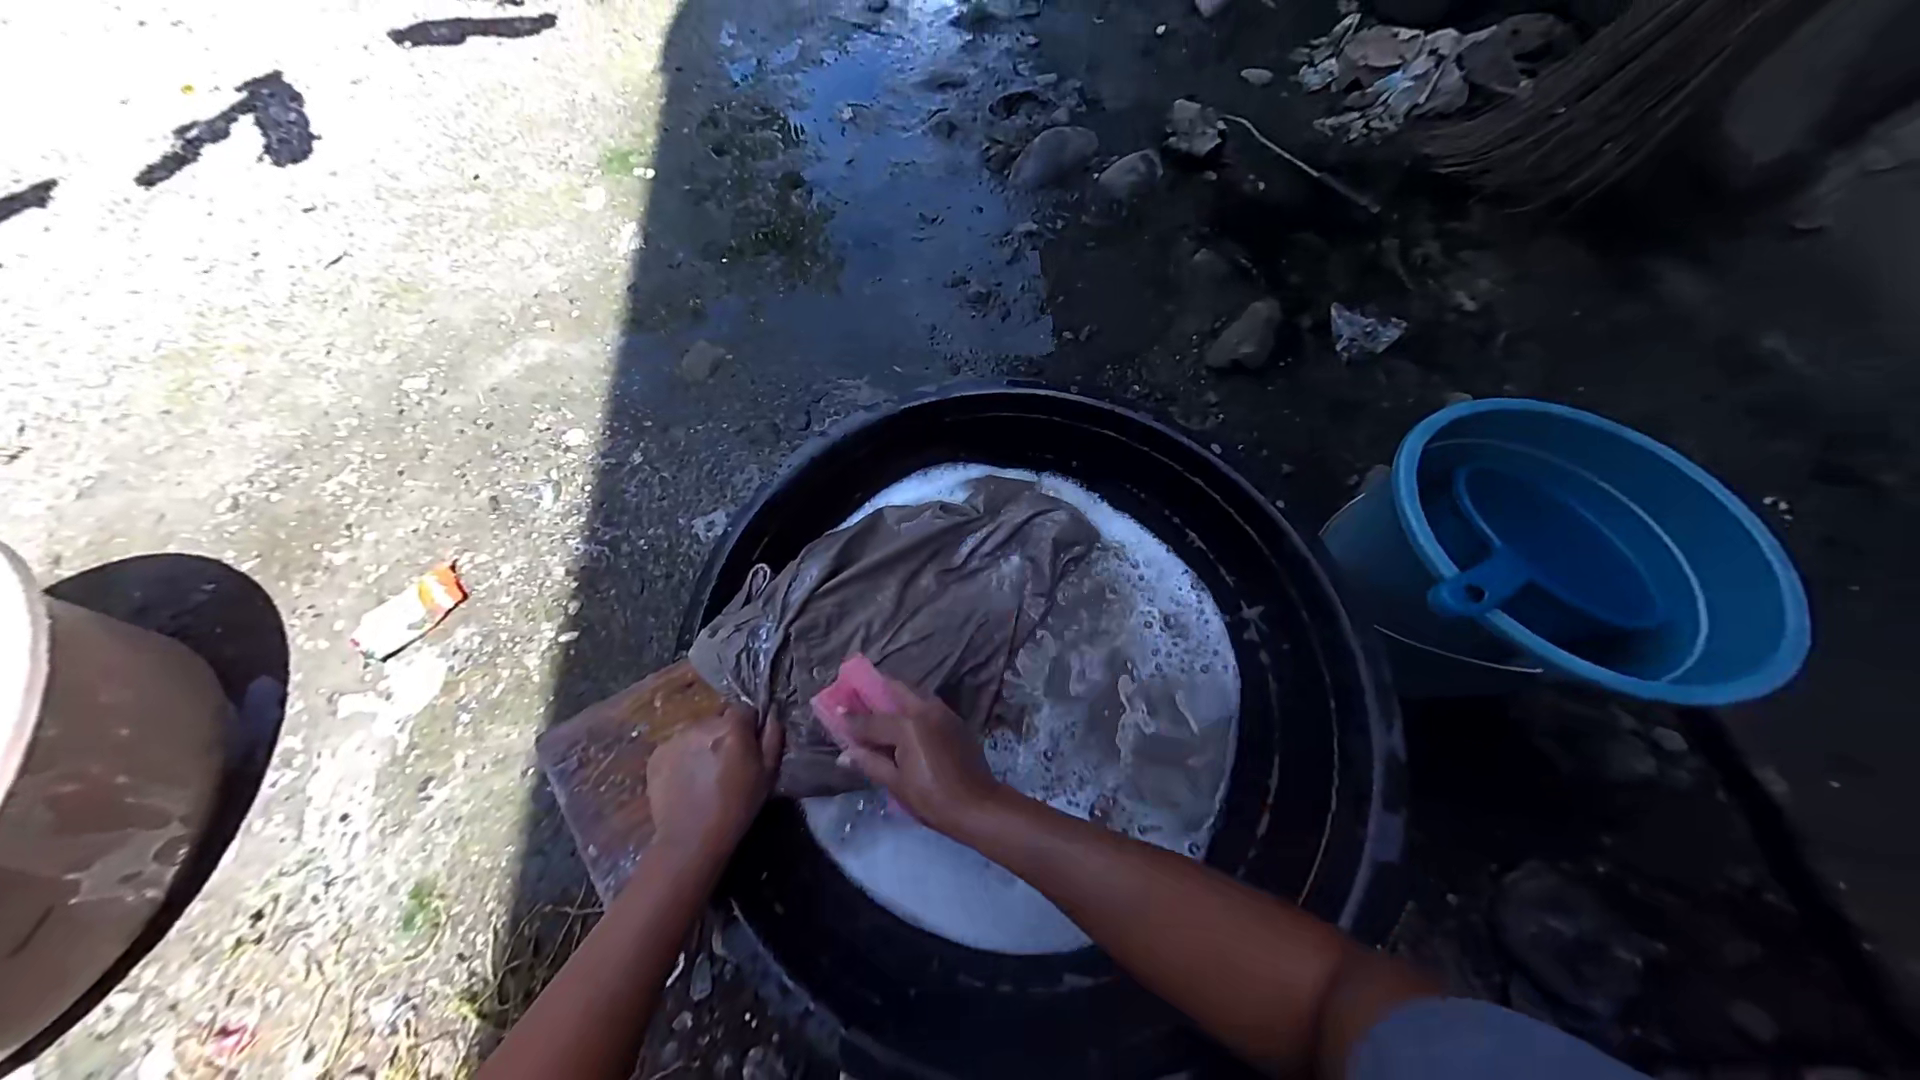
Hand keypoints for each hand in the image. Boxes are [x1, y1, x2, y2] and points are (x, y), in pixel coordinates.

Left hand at [647, 704, 781, 854]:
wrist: (691, 838)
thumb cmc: (737, 806)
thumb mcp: (768, 773)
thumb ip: (773, 737)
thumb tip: (771, 714)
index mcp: (732, 727)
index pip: (744, 710)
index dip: (749, 728)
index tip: (748, 748)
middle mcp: (702, 725)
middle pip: (718, 720)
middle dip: (724, 734)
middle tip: (726, 763)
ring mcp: (676, 738)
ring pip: (697, 732)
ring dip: (703, 744)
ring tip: (704, 773)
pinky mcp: (657, 754)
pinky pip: (677, 746)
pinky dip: (683, 757)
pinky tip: (686, 779)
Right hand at [828, 675, 1004, 837]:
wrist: (977, 806)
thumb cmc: (932, 799)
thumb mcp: (896, 783)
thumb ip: (870, 762)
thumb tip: (845, 754)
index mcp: (909, 725)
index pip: (871, 720)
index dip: (851, 719)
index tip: (835, 712)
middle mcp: (927, 709)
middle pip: (895, 690)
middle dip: (875, 690)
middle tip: (857, 696)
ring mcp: (944, 712)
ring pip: (913, 695)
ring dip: (894, 698)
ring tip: (877, 709)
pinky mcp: (955, 720)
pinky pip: (927, 705)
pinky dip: (911, 708)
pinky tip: (902, 723)